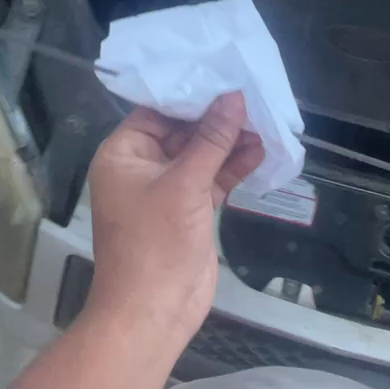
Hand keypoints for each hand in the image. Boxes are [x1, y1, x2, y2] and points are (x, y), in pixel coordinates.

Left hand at [83, 93, 264, 348]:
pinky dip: (233, 166)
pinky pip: (212, 177)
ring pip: (202, 154)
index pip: (158, 111)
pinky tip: (260, 152)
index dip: (191, 94)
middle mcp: (142, 166)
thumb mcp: (183, 184)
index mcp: (124, 153)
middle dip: (218, 118)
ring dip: (231, 142)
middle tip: (253, 95)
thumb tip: (234, 98)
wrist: (153, 313)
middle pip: (184, 130)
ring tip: (265, 122)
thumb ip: (211, 139)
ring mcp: (167, 189)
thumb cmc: (155, 244)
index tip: (225, 75)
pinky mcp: (189, 209)